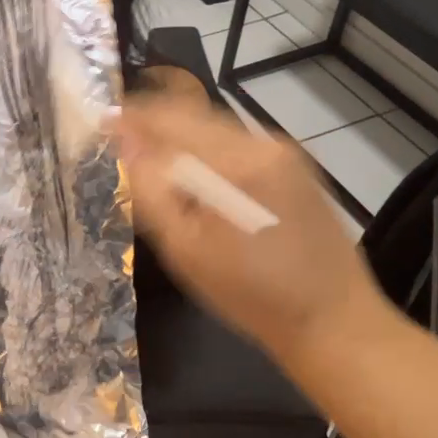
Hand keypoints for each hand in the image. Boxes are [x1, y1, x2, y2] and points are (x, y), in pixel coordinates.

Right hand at [118, 95, 390, 364]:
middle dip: (154, 125)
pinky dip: (208, 151)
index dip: (131, 117)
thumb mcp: (185, 249)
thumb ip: (150, 189)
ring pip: (213, 128)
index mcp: (234, 161)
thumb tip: (126, 142)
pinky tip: (198, 179)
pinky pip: (237, 144)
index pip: (168, 118)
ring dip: (180, 138)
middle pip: (191, 115)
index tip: (102, 122)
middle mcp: (261, 143)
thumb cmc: (251, 295)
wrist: (335, 321)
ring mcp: (283, 152)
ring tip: (154, 162)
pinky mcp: (295, 165)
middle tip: (122, 143)